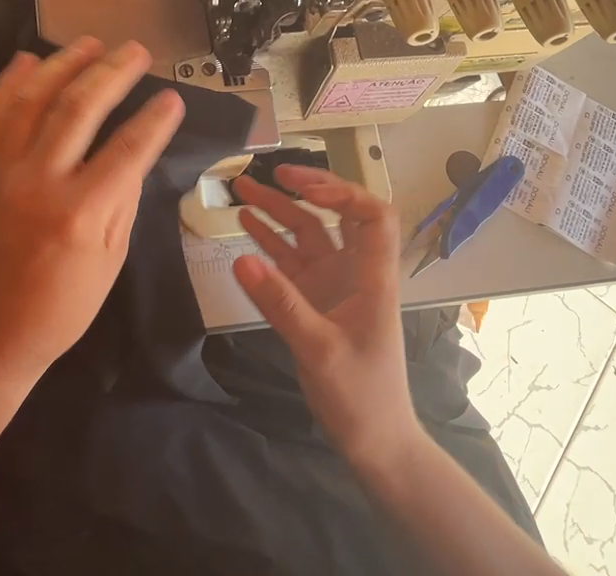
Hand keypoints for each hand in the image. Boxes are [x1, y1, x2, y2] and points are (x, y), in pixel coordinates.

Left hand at [0, 38, 184, 376]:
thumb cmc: (61, 307)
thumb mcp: (110, 260)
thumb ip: (122, 200)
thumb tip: (133, 153)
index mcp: (80, 214)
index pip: (127, 151)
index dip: (154, 121)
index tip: (173, 97)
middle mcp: (39, 183)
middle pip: (78, 109)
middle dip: (112, 73)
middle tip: (136, 51)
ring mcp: (3, 172)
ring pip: (32, 100)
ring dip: (63, 64)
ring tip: (90, 42)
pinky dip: (9, 84)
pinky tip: (28, 61)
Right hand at [232, 167, 425, 468]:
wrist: (374, 441)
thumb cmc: (361, 395)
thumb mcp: (319, 351)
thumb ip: (282, 304)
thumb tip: (241, 260)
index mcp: (372, 276)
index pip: (373, 216)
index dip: (343, 193)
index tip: (303, 188)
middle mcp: (353, 272)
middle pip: (333, 217)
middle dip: (305, 190)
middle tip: (270, 173)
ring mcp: (331, 286)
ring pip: (306, 236)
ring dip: (278, 212)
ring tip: (243, 191)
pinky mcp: (313, 302)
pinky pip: (289, 263)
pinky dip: (269, 243)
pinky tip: (246, 226)